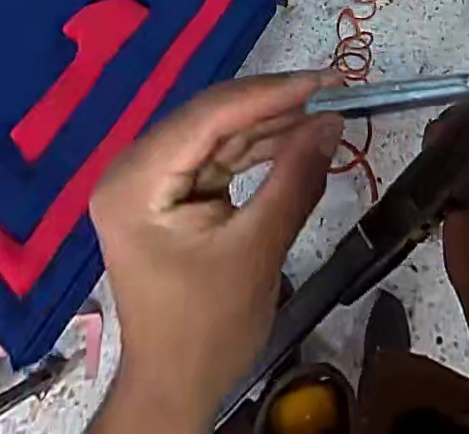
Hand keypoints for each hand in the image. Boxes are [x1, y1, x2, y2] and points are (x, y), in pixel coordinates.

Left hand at [89, 73, 341, 427]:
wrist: (177, 388)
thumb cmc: (206, 331)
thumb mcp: (257, 252)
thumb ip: (294, 180)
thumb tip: (332, 122)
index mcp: (136, 182)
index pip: (207, 118)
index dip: (269, 94)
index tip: (324, 81)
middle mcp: (137, 167)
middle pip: (213, 117)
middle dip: (275, 103)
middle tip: (332, 87)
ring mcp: (155, 175)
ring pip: (223, 130)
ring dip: (274, 121)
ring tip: (326, 107)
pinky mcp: (176, 187)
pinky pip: (224, 153)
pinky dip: (263, 145)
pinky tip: (300, 134)